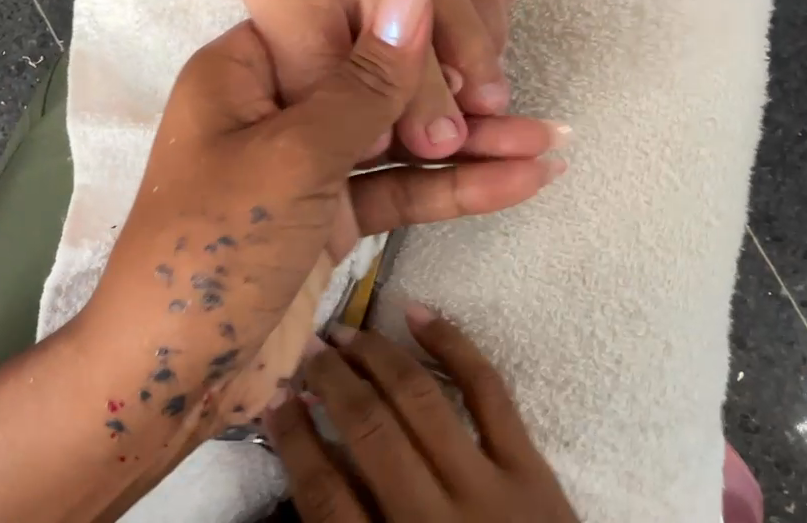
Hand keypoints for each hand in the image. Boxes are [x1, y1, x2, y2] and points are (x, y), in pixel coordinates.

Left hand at [77, 0, 565, 441]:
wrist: (171, 371)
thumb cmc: (217, 240)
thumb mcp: (295, 152)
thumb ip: (368, 77)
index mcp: (243, 72)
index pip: (336, 30)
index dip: (406, 32)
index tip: (480, 40)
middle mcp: (273, 110)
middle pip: (374, 89)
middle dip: (455, 99)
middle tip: (538, 104)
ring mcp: (302, 169)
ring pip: (394, 144)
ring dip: (467, 149)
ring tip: (554, 147)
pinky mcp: (325, 221)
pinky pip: (393, 193)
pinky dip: (449, 191)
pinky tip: (518, 184)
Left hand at [211, 0, 516, 162]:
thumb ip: (322, 61)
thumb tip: (360, 128)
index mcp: (404, 1)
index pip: (426, 82)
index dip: (430, 122)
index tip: (437, 155)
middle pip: (473, 44)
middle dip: (473, 89)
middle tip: (482, 123)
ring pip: (491, 1)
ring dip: (489, 42)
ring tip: (487, 75)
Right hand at [271, 306, 581, 522]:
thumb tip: (312, 456)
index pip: (323, 494)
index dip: (292, 439)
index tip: (274, 400)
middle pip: (368, 431)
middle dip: (329, 381)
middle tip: (307, 352)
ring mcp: (489, 492)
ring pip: (419, 399)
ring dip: (374, 356)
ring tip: (345, 333)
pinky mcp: (532, 472)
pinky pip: (488, 390)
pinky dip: (450, 343)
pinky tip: (413, 312)